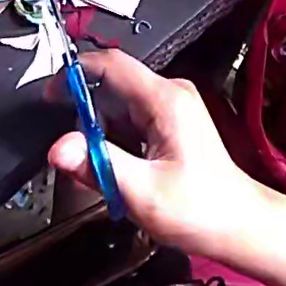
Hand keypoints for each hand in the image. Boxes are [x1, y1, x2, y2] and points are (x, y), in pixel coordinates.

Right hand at [47, 50, 272, 255]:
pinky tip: (126, 170)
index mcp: (166, 100)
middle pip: (113, 87)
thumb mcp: (141, 191)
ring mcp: (173, 106)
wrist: (233, 222)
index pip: (113, 64)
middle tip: (87, 157)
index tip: (52, 92)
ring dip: (104, 136)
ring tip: (113, 172)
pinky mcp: (171, 121)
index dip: (77, 72)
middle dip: (90, 120)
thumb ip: (98, 165)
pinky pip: (131, 120)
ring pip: (119, 106)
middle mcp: (171, 95)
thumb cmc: (200, 207)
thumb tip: (61, 147)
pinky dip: (118, 142)